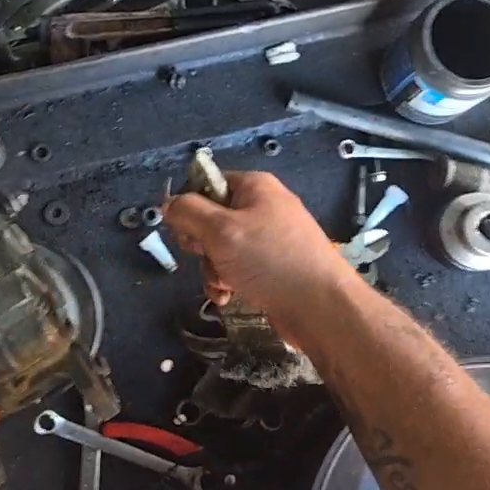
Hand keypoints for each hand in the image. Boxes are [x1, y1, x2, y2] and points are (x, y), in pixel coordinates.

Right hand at [163, 171, 361, 331]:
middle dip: (202, 245)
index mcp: (254, 187)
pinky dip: (229, 282)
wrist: (321, 306)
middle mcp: (263, 207)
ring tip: (224, 284)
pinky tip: (229, 297)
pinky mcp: (274, 267)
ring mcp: (270, 239)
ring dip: (214, 269)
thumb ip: (188, 212)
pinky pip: (239, 268)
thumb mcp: (220, 230)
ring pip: (222, 249)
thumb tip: (169, 202)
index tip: (185, 231)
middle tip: (209, 256)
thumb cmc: (269, 259)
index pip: (207, 184)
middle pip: (212, 219)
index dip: (190, 206)